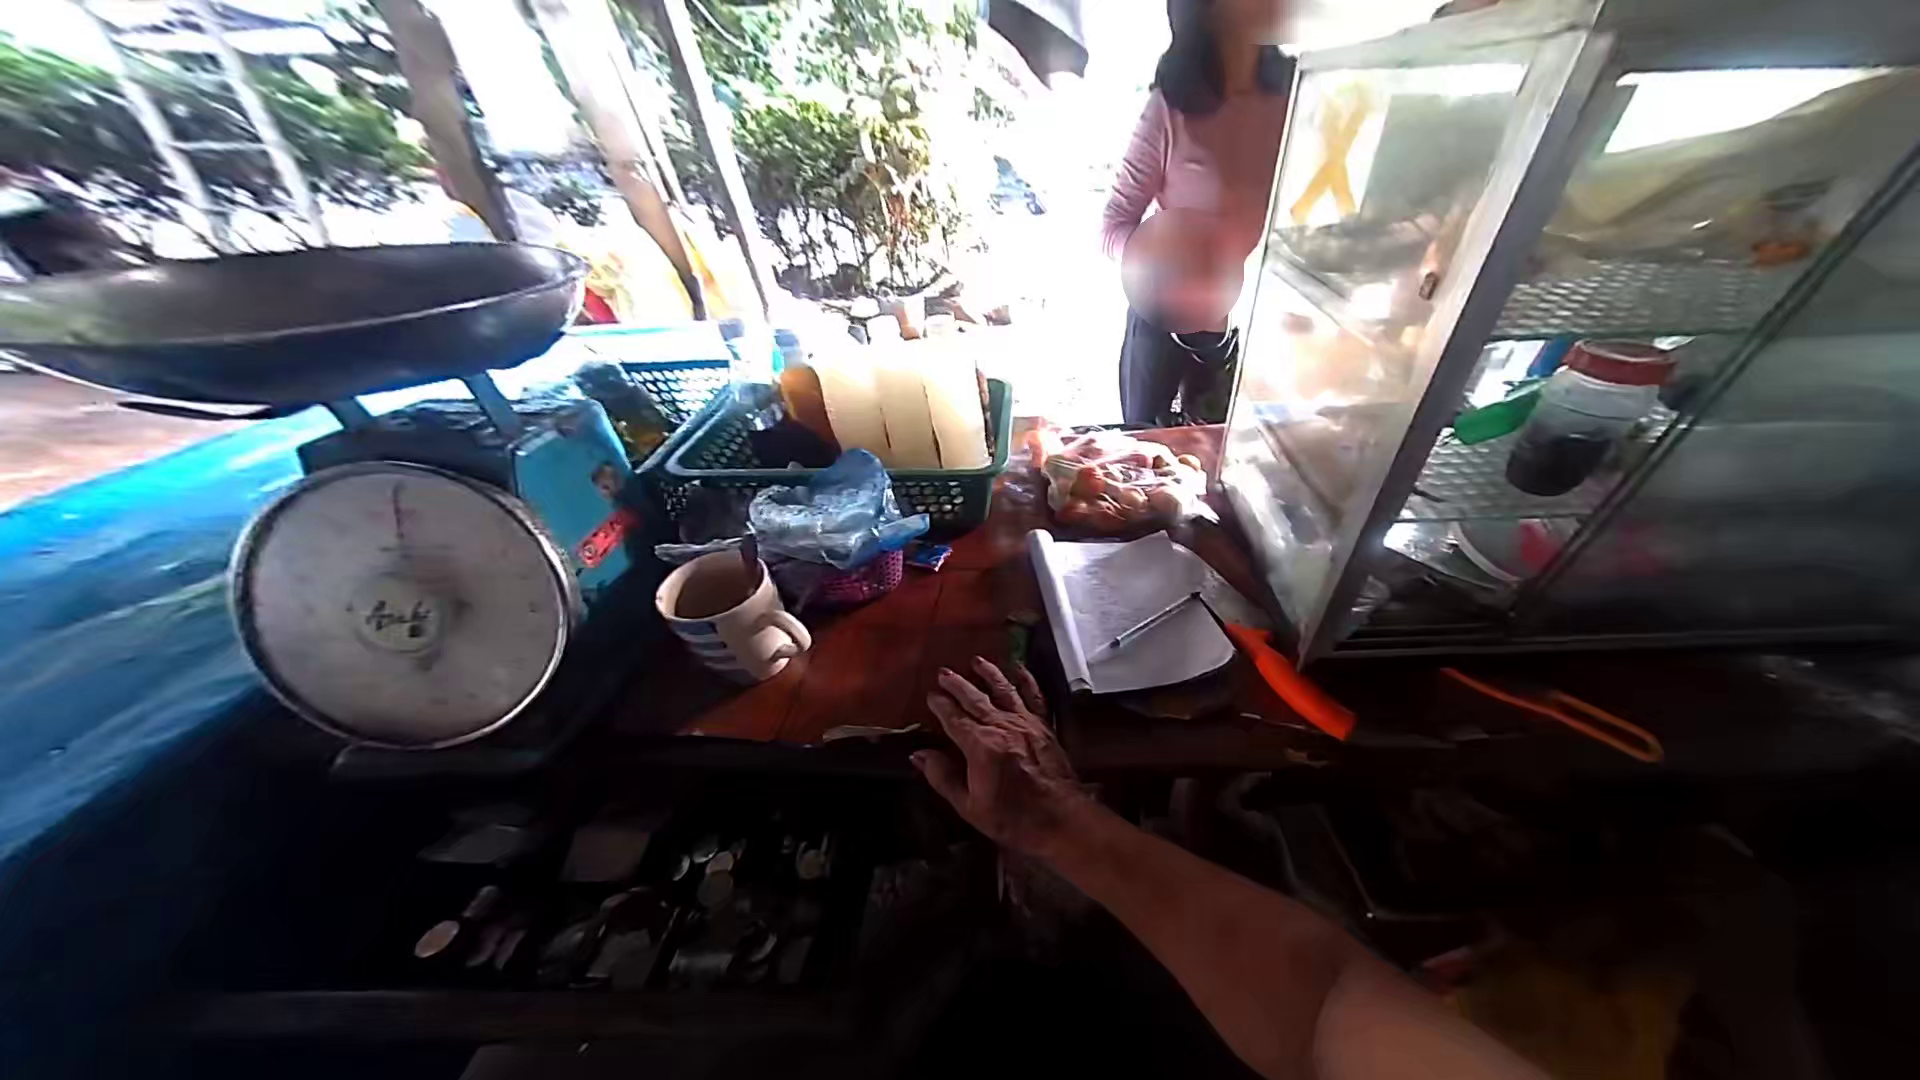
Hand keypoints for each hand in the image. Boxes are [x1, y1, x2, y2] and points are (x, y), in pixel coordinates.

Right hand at [912, 657, 1091, 858]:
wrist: (1061, 820)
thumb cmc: (1013, 819)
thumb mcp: (969, 806)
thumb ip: (943, 777)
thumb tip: (919, 755)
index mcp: (980, 745)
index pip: (954, 718)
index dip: (941, 705)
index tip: (931, 695)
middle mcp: (1001, 726)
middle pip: (975, 699)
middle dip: (957, 684)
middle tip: (944, 672)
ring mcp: (1025, 723)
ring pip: (1003, 690)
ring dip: (988, 674)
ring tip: (977, 660)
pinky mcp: (1043, 726)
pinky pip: (1034, 696)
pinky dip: (1027, 680)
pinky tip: (1020, 669)